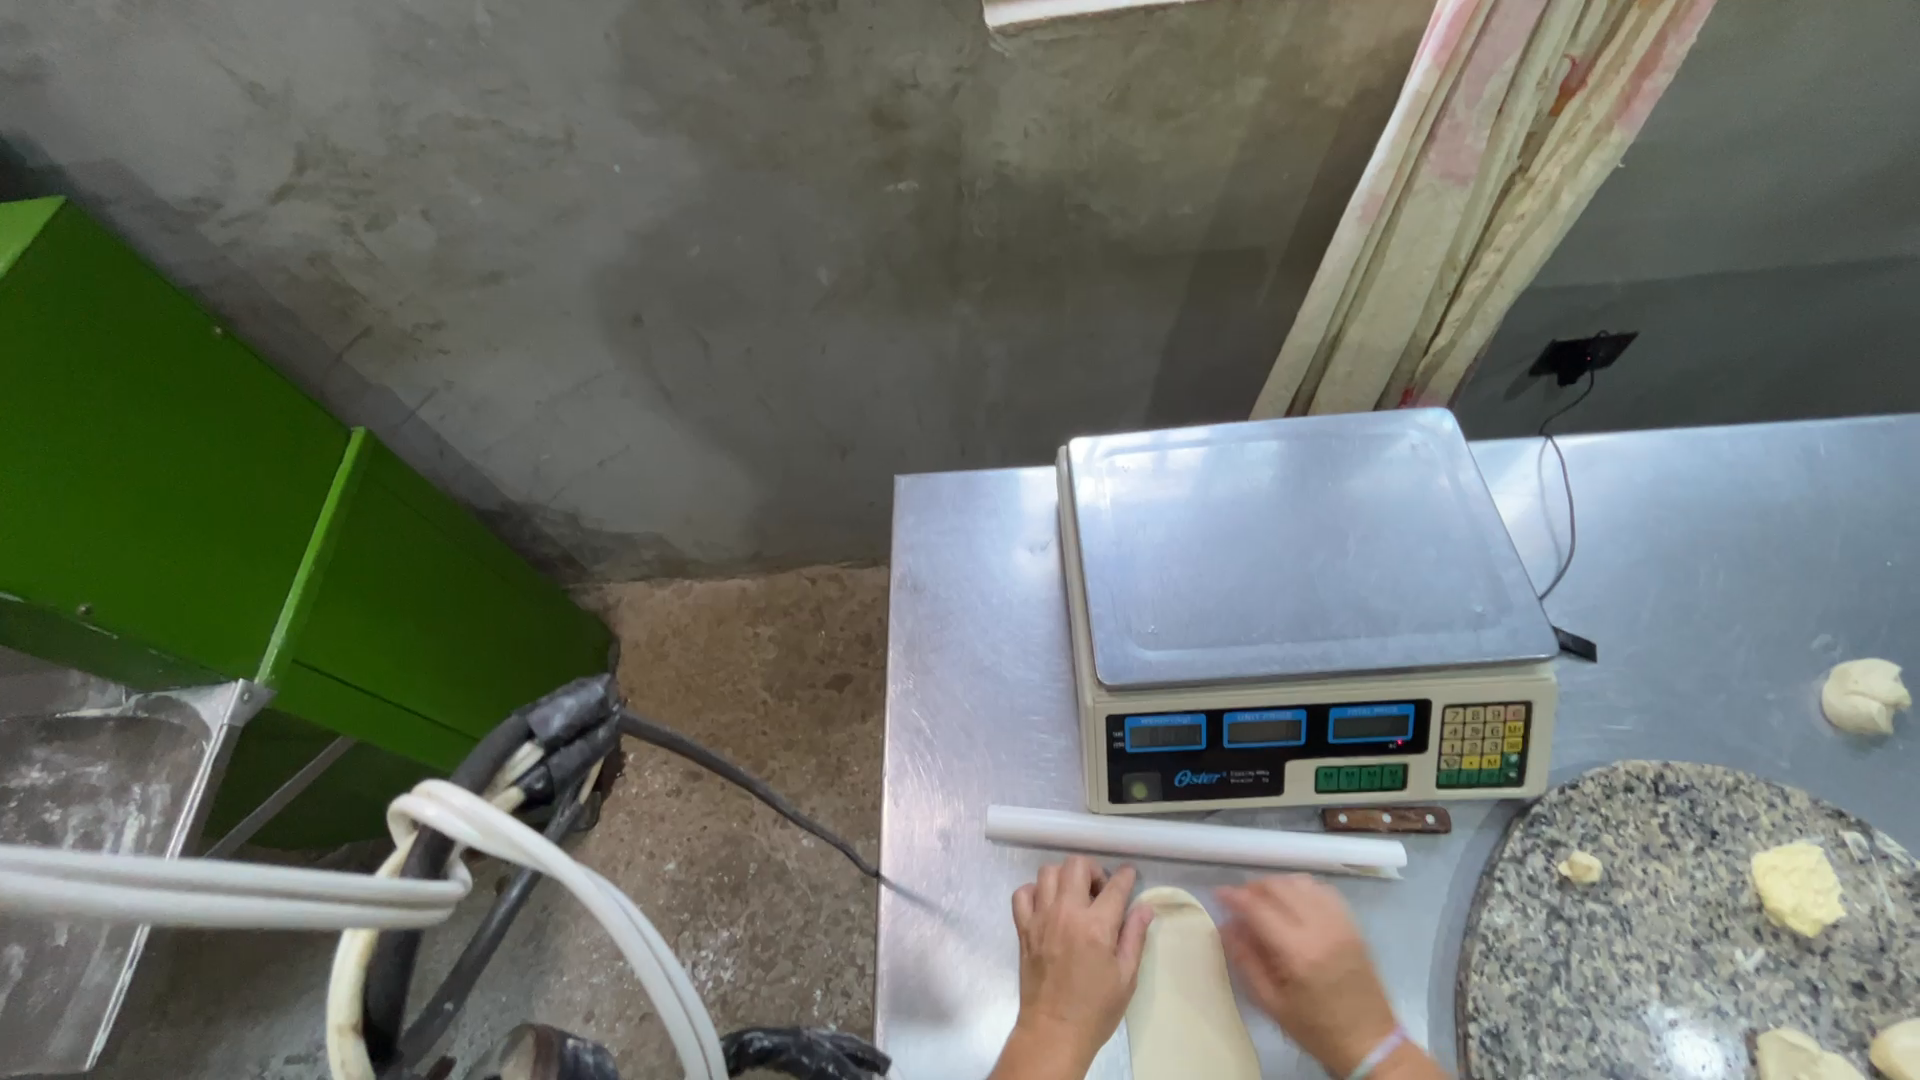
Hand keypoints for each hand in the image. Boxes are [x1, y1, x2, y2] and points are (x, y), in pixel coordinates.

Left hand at [991, 857, 1153, 1078]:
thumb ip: (1134, 937)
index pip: (1115, 886)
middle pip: (1076, 865)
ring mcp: (1041, 918)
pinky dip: (1034, 891)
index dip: (1126, 876)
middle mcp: (1066, 913)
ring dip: (1064, 877)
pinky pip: (1022, 893)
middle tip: (1100, 891)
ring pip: (1048, 872)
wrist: (1054, 1031)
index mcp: (1096, 926)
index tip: (1129, 875)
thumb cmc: (1096, 1009)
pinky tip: (1047, 905)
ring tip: (1074, 896)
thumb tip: (1144, 907)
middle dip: (1093, 870)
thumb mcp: (1126, 977)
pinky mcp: (1023, 928)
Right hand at [1217, 875, 1399, 1076]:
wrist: (1371, 1044)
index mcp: (1298, 952)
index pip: (1257, 907)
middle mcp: (1320, 929)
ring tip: (1265, 901)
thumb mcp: (1271, 1003)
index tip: (1218, 894)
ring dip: (1277, 885)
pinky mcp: (1353, 926)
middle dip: (1252, 888)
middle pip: (1278, 886)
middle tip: (1240, 903)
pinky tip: (1294, 903)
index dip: (1233, 896)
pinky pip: (1323, 891)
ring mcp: (1340, 924)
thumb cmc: (1317, 1030)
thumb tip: (1226, 926)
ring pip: (1300, 883)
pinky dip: (1302, 889)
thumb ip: (1245, 960)